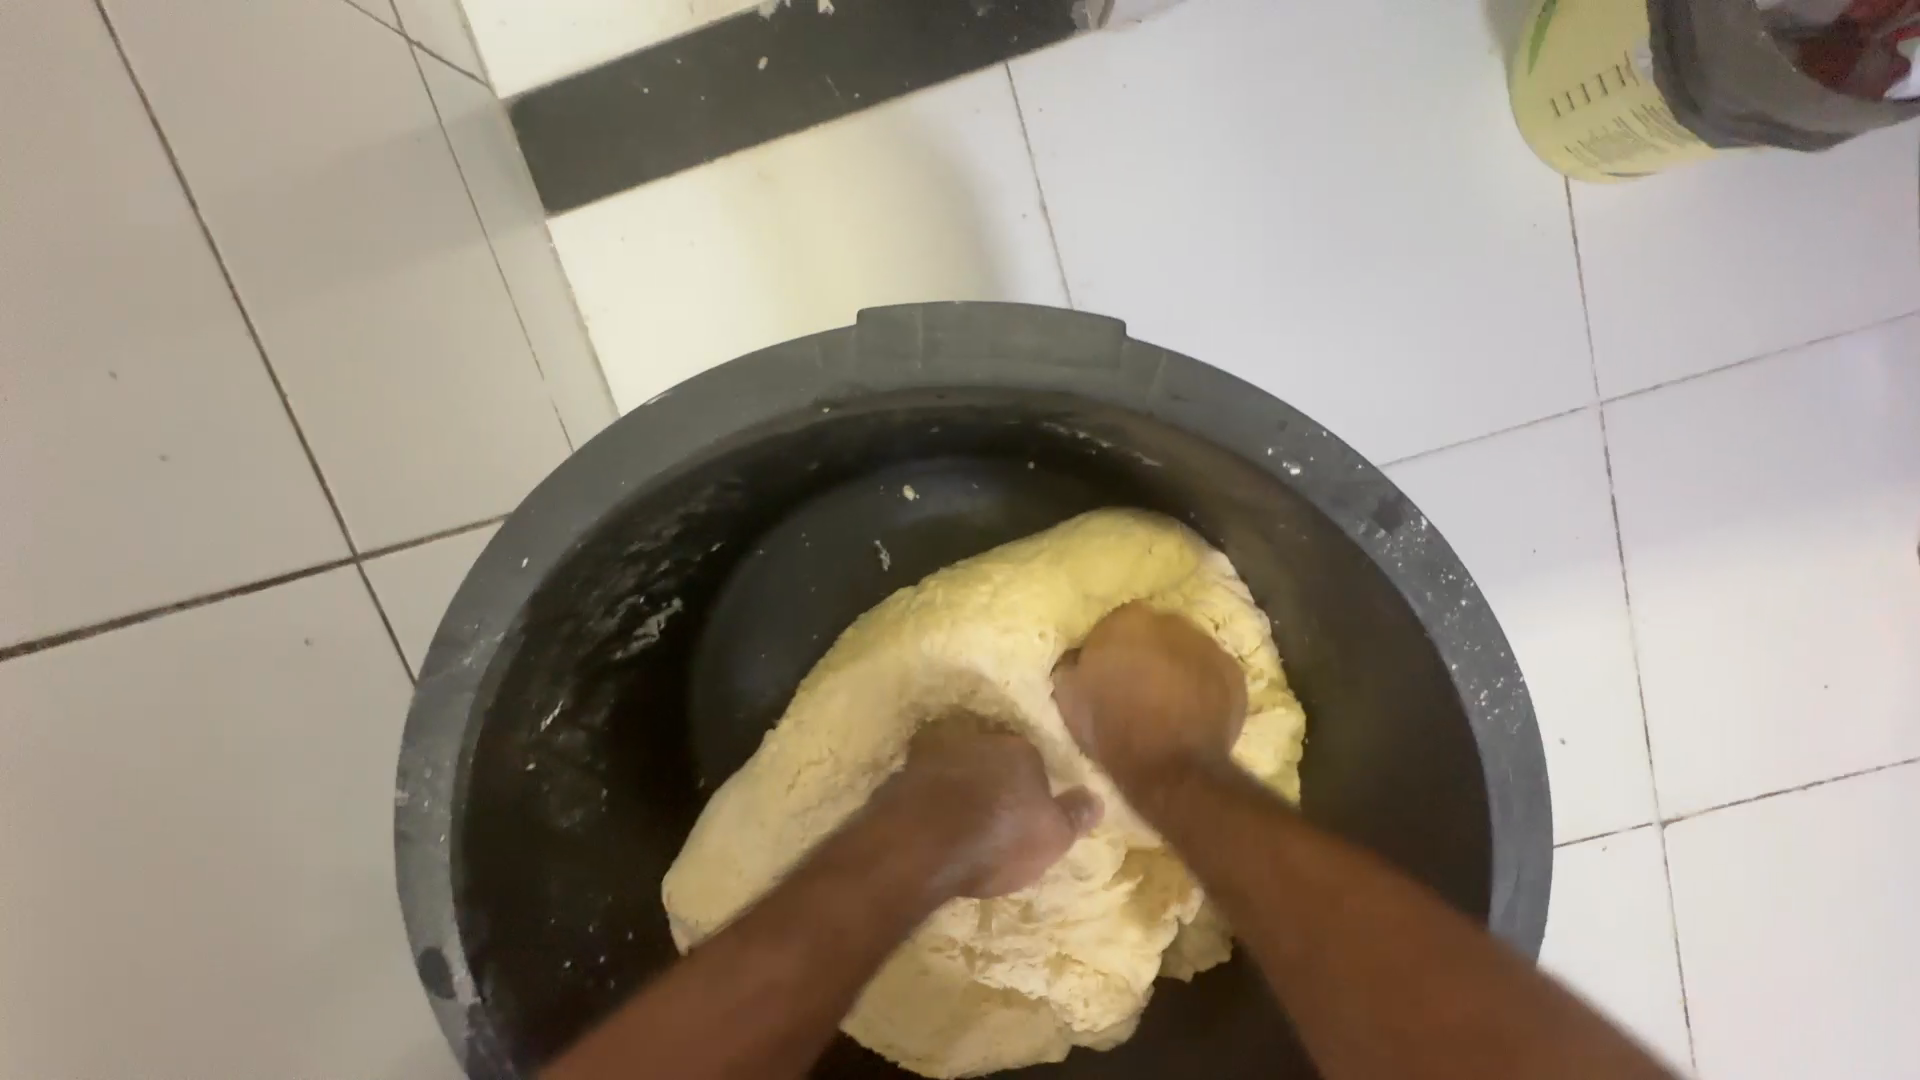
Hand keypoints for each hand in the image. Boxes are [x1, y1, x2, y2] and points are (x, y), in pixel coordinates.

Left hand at [880, 716, 1102, 898]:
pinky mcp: (902, 777)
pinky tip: (930, 833)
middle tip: (995, 827)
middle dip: (994, 788)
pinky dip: (930, 805)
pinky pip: (925, 790)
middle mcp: (978, 742)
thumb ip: (1075, 814)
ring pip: (957, 773)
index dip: (1033, 793)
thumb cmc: (999, 838)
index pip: (1035, 763)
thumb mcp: (1053, 836)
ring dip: (960, 794)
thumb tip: (1097, 797)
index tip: (1029, 821)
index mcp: (1020, 750)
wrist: (922, 843)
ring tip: (961, 833)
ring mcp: (936, 756)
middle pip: (993, 763)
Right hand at [1052, 602, 1247, 789]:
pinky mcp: (1234, 674)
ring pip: (1187, 650)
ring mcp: (1208, 646)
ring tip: (1169, 700)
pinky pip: (1213, 673)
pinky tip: (1193, 711)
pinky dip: (1204, 686)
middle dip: (1148, 652)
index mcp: (1127, 619)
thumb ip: (1071, 665)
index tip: (1109, 672)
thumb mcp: (1067, 695)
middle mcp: (1171, 622)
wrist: (1168, 768)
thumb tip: (1078, 659)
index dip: (1112, 648)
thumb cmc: (1111, 728)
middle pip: (1156, 632)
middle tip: (1139, 685)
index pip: (1117, 623)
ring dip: (1178, 666)